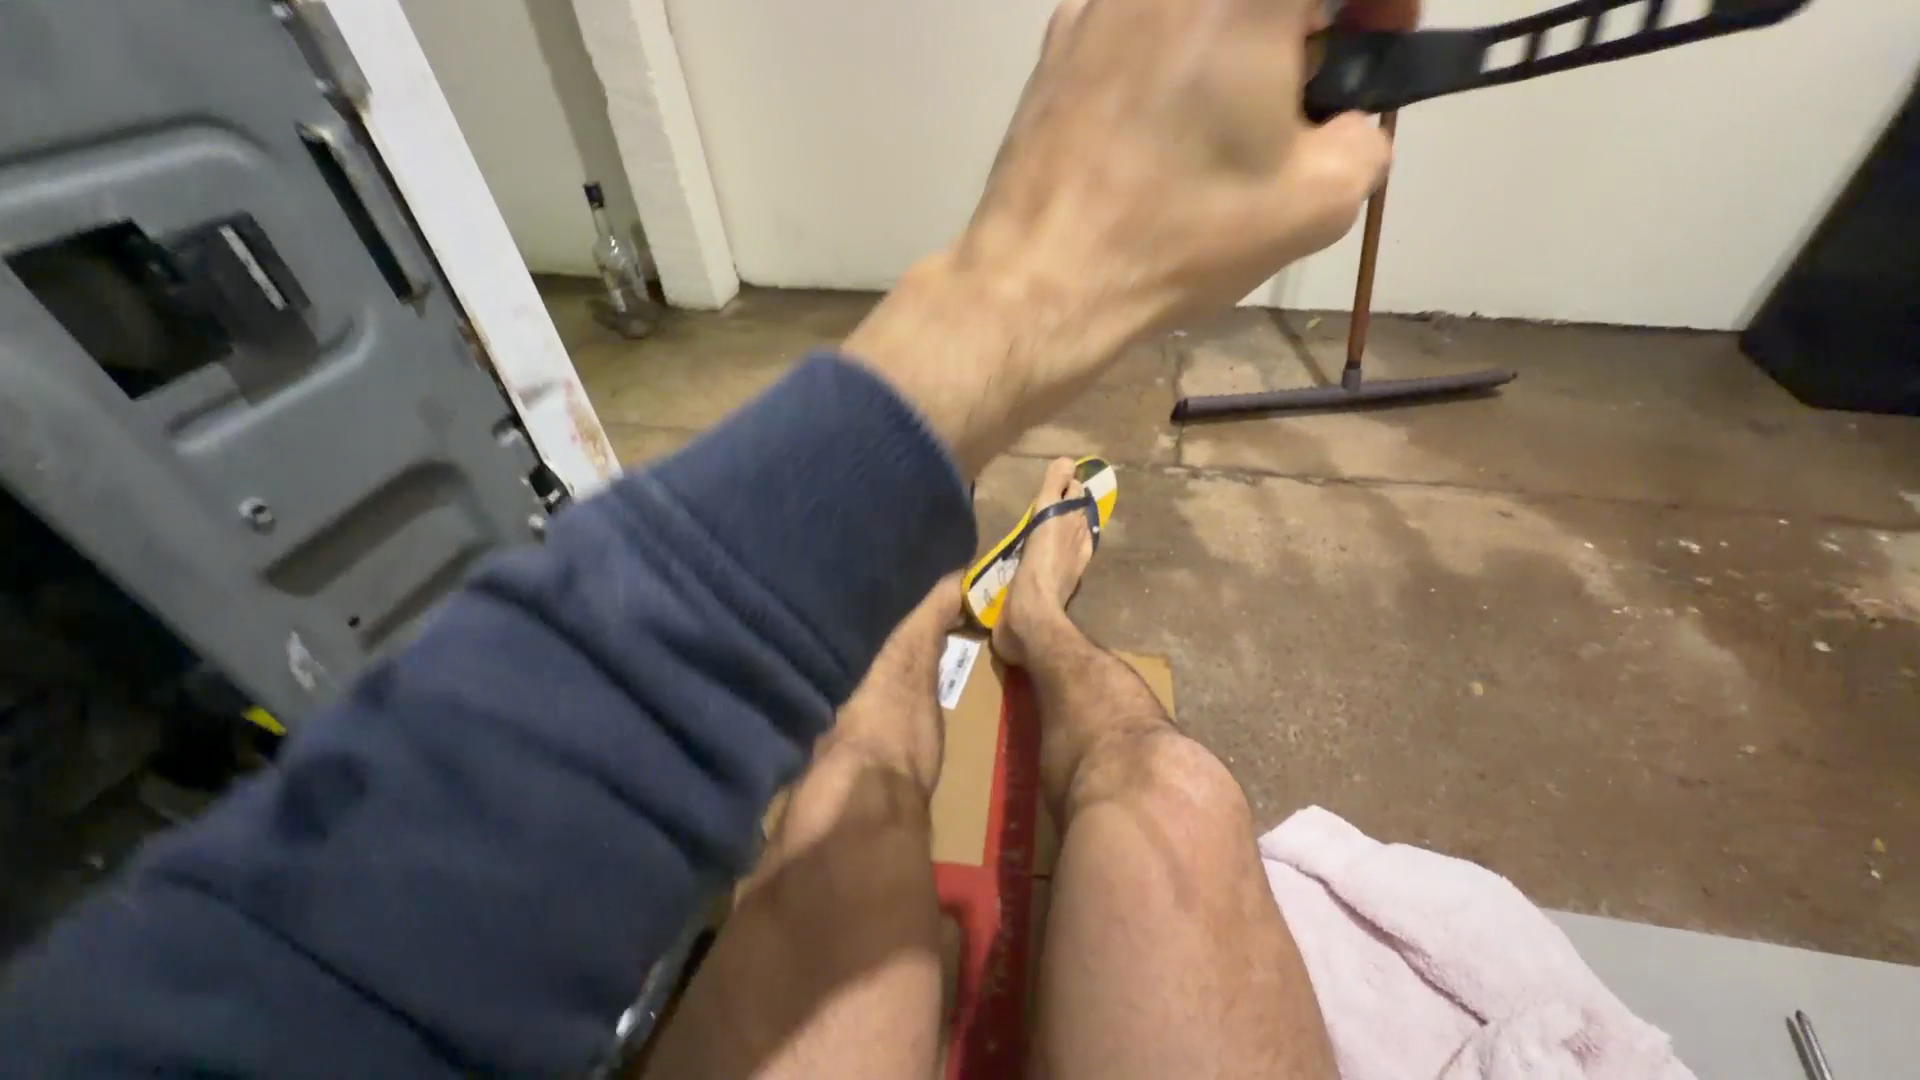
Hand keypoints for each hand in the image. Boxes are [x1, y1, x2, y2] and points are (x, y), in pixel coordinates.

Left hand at [846, 0, 1418, 475]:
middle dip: (1301, 22)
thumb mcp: (1318, 202)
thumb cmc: (1179, 240)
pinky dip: (1170, 52)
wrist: (1043, 283)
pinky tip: (1160, 128)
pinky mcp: (1055, 45)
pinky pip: (1138, 24)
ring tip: (1228, 114)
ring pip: (1196, 5)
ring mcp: (1099, 1)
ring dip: (1235, 34)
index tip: (1377, 37)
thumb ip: (1365, 137)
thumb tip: (1347, 124)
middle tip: (1308, 80)